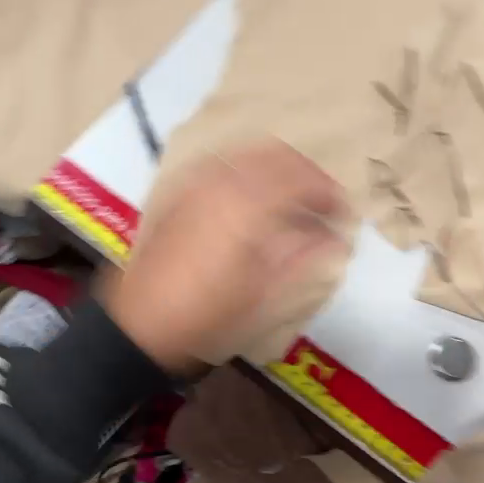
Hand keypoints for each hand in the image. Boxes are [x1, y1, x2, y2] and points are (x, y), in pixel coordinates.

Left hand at [102, 141, 346, 372]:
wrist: (138, 326)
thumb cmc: (204, 320)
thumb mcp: (262, 299)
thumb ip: (303, 261)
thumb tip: (337, 241)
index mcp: (247, 206)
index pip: (303, 178)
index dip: (330, 194)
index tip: (345, 215)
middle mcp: (221, 183)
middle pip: (277, 156)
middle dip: (307, 176)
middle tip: (323, 205)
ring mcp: (195, 185)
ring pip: (248, 157)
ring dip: (277, 172)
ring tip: (292, 204)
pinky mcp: (177, 195)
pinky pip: (221, 167)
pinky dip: (247, 175)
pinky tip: (252, 203)